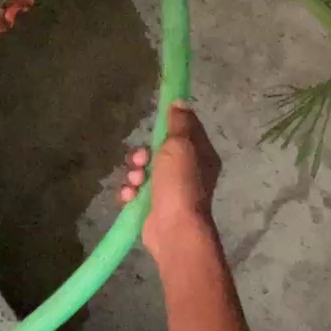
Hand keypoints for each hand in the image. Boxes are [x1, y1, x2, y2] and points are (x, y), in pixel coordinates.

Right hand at [119, 102, 221, 256]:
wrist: (173, 228)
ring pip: (143, 171)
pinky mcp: (153, 205)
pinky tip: (129, 197)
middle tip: (140, 160)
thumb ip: (179, 123)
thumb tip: (180, 102)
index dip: (170, 123)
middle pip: (159, 150)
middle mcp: (188, 171)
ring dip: (133, 174)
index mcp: (201, 155)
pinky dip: (129, 192)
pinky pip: (135, 191)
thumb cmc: (180, 184)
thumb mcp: (180, 145)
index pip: (186, 129)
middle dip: (142, 154)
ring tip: (135, 183)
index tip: (155, 120)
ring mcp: (170, 190)